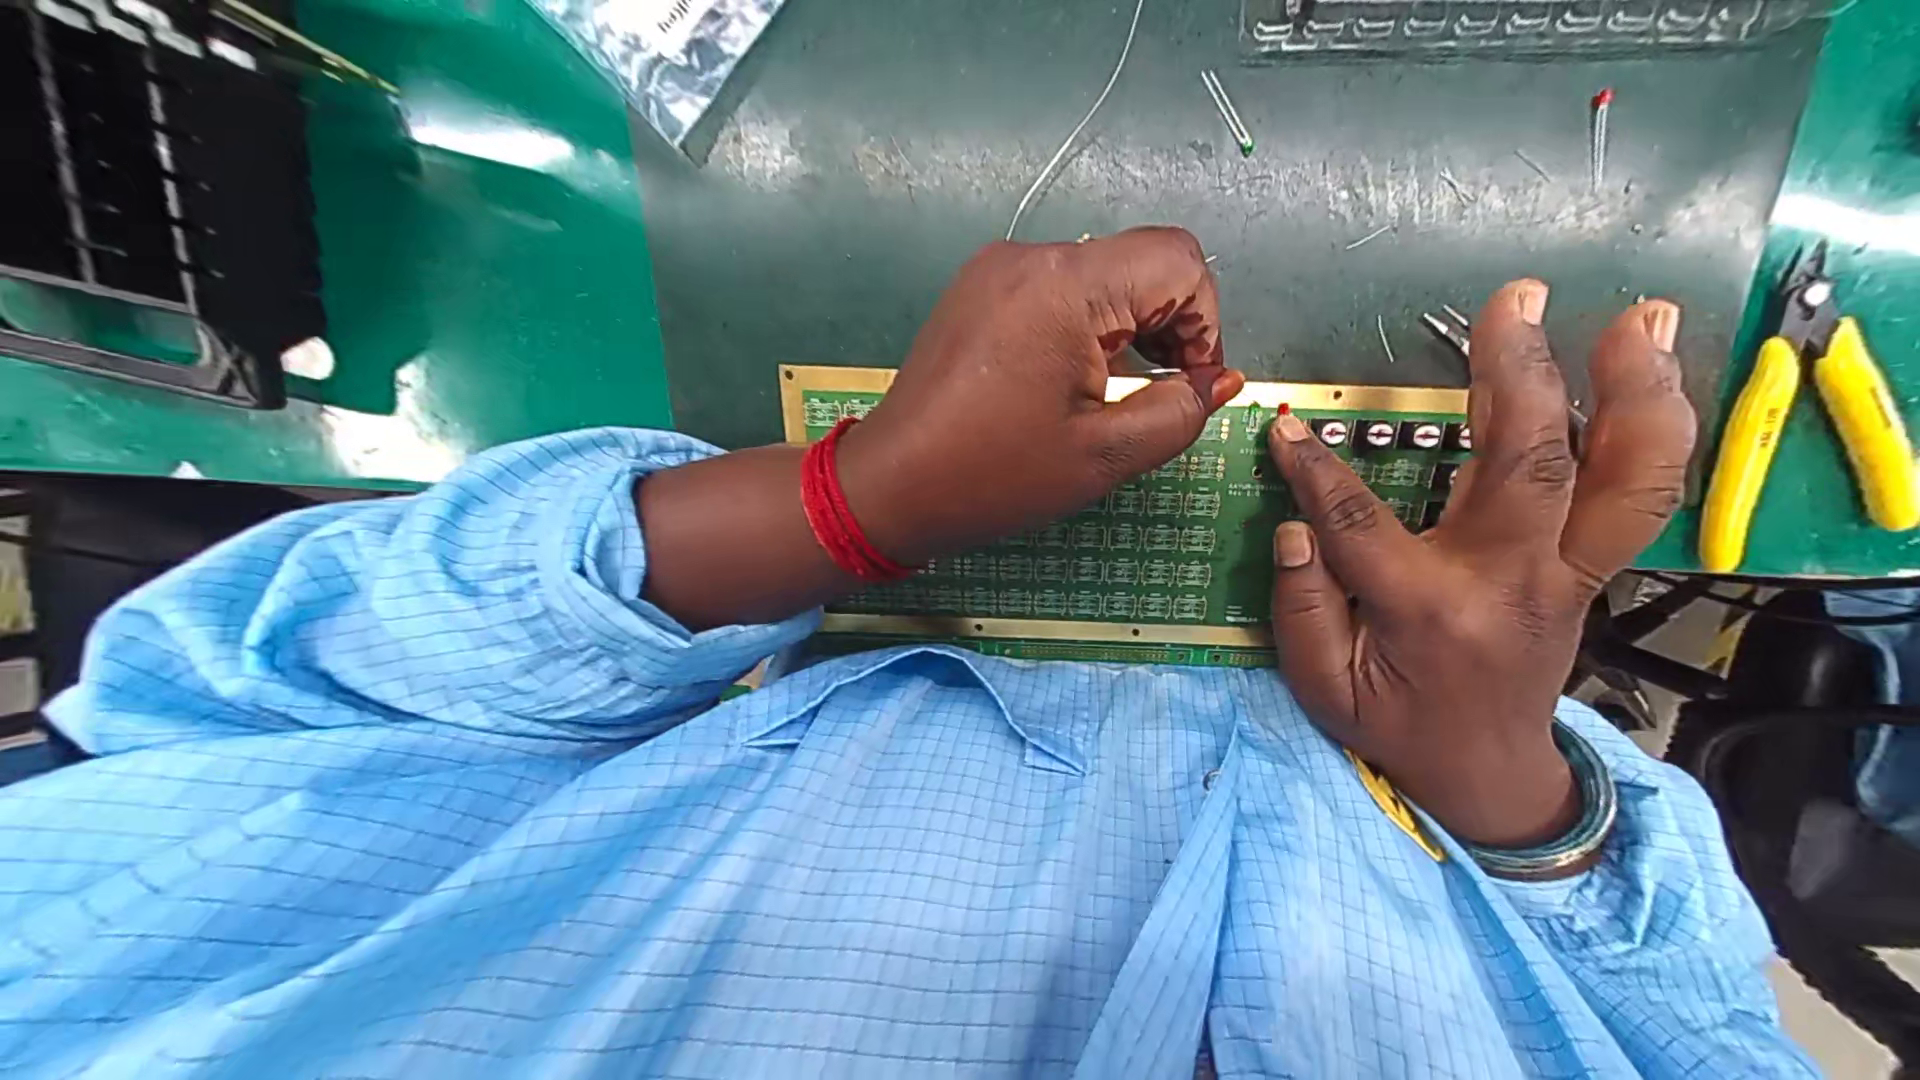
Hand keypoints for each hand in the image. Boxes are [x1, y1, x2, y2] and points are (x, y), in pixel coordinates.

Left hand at [837, 228, 1244, 564]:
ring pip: (1098, 278)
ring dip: (1126, 329)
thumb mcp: (1102, 456)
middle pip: (1138, 264)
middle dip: (1169, 327)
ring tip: (1115, 392)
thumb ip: (1180, 412)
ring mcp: (994, 271)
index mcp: (1064, 285)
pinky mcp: (976, 292)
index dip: (1206, 322)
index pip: (1178, 261)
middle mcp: (1028, 257)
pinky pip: (1055, 292)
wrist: (890, 488)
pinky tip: (1073, 379)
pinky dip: (1083, 328)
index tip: (1192, 385)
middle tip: (1159, 393)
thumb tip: (1221, 379)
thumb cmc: (992, 477)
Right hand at [1264, 281, 1692, 848]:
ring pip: (1622, 477)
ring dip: (1635, 391)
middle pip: (1527, 464)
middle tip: (1513, 301)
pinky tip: (1644, 379)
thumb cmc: (1390, 725)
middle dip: (1518, 374)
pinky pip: (1636, 497)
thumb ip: (1300, 608)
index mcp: (1428, 611)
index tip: (1286, 426)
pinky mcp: (1585, 574)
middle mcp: (1509, 583)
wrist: (1484, 771)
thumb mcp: (1319, 683)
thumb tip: (1295, 530)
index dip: (1314, 469)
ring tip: (1638, 317)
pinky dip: (1651, 433)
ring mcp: (1564, 576)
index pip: (1358, 521)